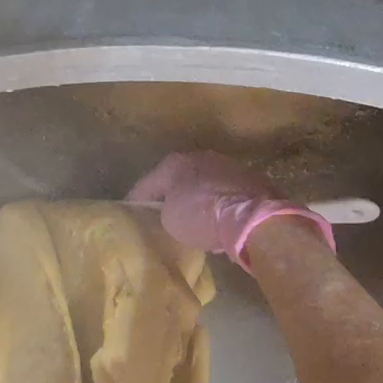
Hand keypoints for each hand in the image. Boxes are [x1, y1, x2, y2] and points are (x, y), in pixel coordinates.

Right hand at [128, 152, 334, 270]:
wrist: (251, 218)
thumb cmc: (200, 216)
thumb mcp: (169, 220)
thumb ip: (164, 211)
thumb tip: (173, 212)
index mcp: (174, 163)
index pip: (146, 184)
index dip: (136, 202)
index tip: (130, 216)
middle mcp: (200, 157)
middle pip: (177, 181)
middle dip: (170, 198)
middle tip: (163, 218)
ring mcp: (228, 166)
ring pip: (204, 186)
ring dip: (198, 201)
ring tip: (194, 224)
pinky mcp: (251, 179)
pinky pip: (225, 194)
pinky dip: (219, 206)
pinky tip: (219, 224)